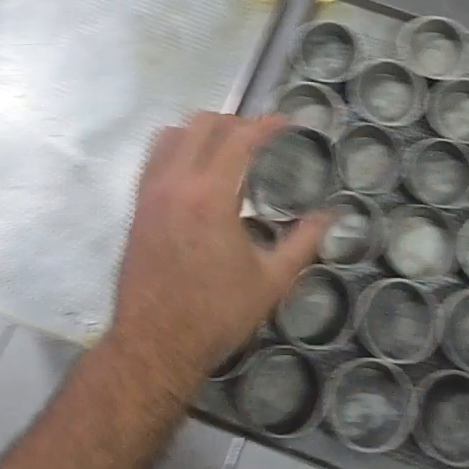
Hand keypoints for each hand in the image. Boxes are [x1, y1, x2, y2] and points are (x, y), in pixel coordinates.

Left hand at [103, 113, 329, 394]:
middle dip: (236, 122)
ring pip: (173, 133)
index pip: (239, 138)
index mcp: (210, 196)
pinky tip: (196, 171)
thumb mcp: (272, 281)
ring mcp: (150, 192)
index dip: (266, 124)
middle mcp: (176, 183)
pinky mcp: (137, 206)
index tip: (287, 124)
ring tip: (227, 149)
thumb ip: (304, 241)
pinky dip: (177, 148)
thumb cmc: (216, 315)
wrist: (155, 345)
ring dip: (203, 131)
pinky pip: (154, 157)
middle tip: (261, 139)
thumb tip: (331, 216)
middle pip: (203, 124)